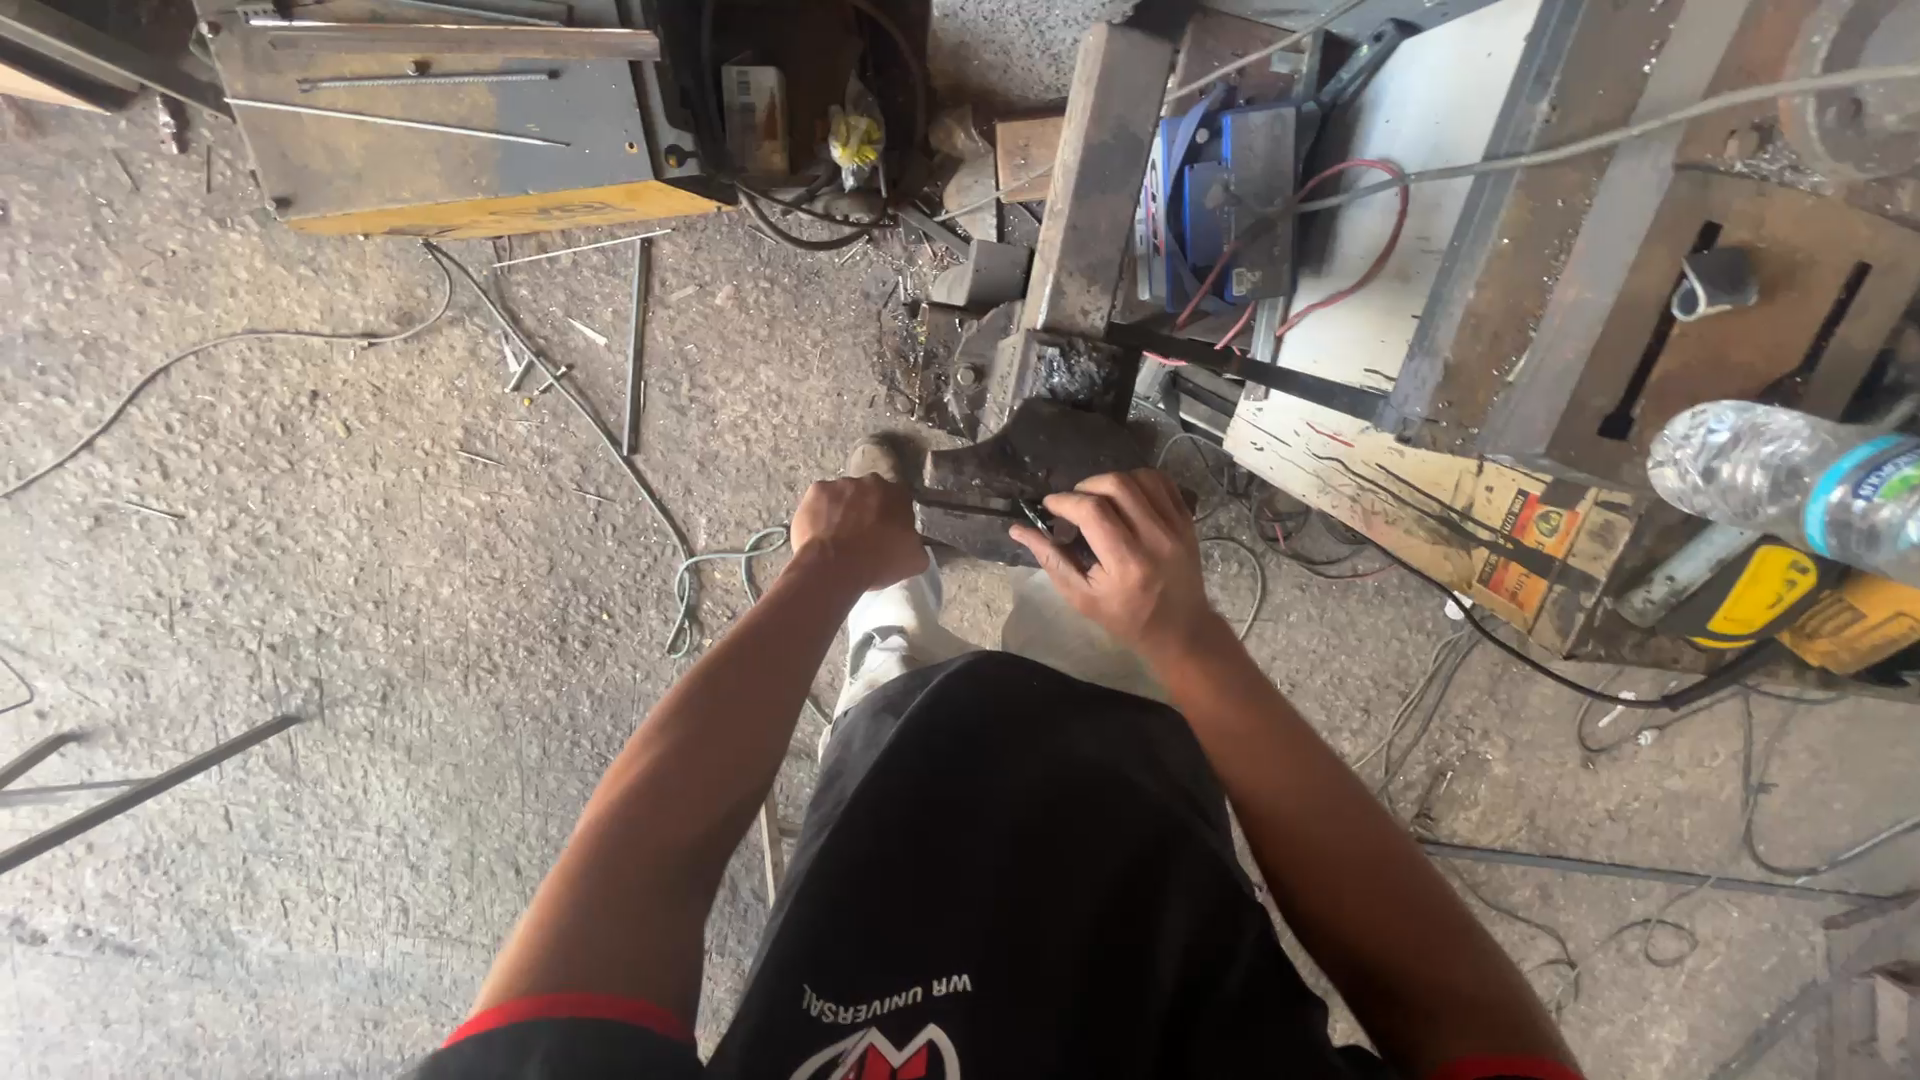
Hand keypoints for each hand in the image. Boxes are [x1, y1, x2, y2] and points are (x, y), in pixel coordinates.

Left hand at [789, 475, 928, 592]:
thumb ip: (916, 544)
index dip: (893, 516)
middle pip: (870, 493)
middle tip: (862, 534)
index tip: (888, 532)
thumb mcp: (914, 560)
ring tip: (838, 536)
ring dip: (843, 510)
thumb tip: (912, 543)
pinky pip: (821, 500)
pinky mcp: (816, 490)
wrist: (835, 566)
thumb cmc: (878, 562)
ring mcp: (841, 484)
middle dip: (867, 509)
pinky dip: (821, 512)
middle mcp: (870, 481)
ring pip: (844, 495)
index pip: (899, 499)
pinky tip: (821, 532)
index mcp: (898, 493)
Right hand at [1009, 469, 1222, 660]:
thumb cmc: (1125, 618)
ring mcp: (1176, 527)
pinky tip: (1124, 496)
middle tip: (1073, 503)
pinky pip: (1161, 482)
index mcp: (1127, 564)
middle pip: (1116, 485)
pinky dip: (1137, 480)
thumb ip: (1051, 559)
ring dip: (1110, 481)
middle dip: (1085, 487)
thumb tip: (1018, 529)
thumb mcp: (1081, 597)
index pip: (1092, 511)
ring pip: (1139, 478)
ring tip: (1098, 499)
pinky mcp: (1187, 521)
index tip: (1050, 506)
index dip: (1065, 501)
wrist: (1180, 629)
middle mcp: (1156, 540)